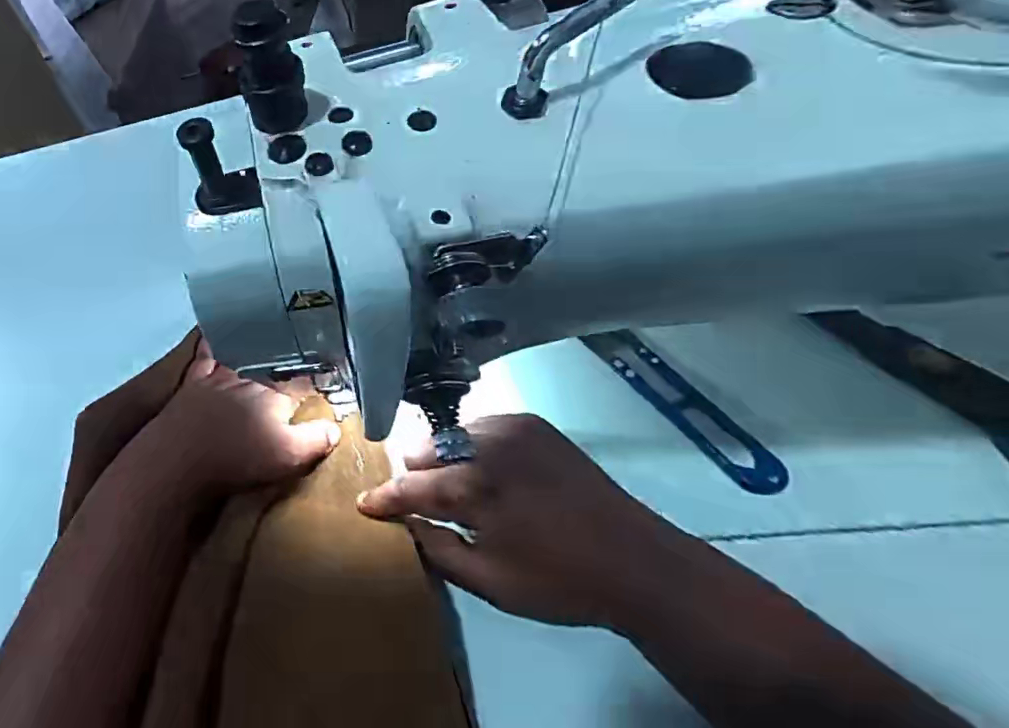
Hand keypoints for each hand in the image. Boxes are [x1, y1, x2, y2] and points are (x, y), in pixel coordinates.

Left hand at [123, 340, 338, 502]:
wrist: (183, 456)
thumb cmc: (239, 460)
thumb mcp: (289, 458)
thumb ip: (316, 440)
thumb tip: (335, 426)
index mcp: (275, 395)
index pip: (303, 381)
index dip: (318, 377)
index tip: (331, 369)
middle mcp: (248, 378)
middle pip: (273, 364)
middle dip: (289, 359)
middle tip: (302, 349)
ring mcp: (219, 376)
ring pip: (241, 355)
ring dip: (255, 347)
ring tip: (267, 337)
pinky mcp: (194, 380)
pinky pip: (206, 354)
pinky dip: (213, 343)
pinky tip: (215, 334)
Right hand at [356, 414, 702, 630]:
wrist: (645, 567)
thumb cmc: (564, 582)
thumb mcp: (492, 584)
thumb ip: (437, 551)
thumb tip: (403, 523)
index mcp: (475, 486)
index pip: (409, 487)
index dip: (385, 498)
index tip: (363, 504)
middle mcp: (485, 445)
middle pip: (423, 452)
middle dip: (421, 478)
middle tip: (435, 506)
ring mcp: (510, 428)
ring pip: (449, 437)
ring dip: (447, 462)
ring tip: (465, 491)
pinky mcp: (530, 423)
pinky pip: (479, 429)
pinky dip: (474, 449)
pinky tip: (494, 476)